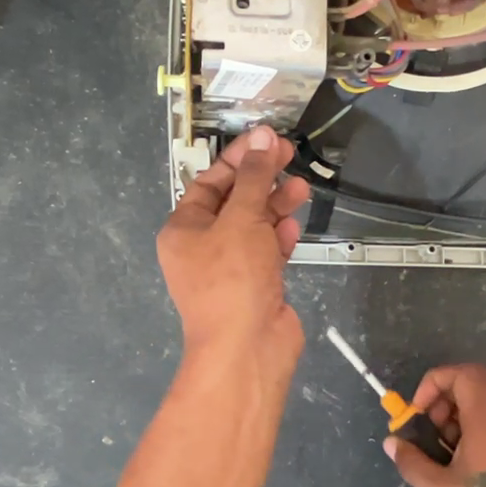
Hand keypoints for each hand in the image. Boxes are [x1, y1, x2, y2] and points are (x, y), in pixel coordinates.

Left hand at [156, 125, 311, 362]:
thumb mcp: (242, 219)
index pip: (211, 182)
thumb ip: (255, 178)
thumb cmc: (232, 278)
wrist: (246, 348)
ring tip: (301, 189)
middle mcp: (202, 247)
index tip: (268, 140)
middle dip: (262, 180)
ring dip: (276, 207)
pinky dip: (280, 238)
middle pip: (234, 202)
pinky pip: (267, 253)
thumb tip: (264, 138)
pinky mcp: (255, 286)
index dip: (239, 159)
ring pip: (253, 227)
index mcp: (184, 229)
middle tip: (290, 157)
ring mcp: (230, 269)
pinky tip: (294, 227)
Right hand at [384, 364, 485, 486]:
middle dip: (443, 398)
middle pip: (474, 384)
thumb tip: (391, 443)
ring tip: (443, 449)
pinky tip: (462, 464)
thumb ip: (413, 462)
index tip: (419, 412)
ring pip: (485, 405)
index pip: (463, 374)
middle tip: (430, 428)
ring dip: (457, 417)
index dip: (434, 383)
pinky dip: (473, 431)